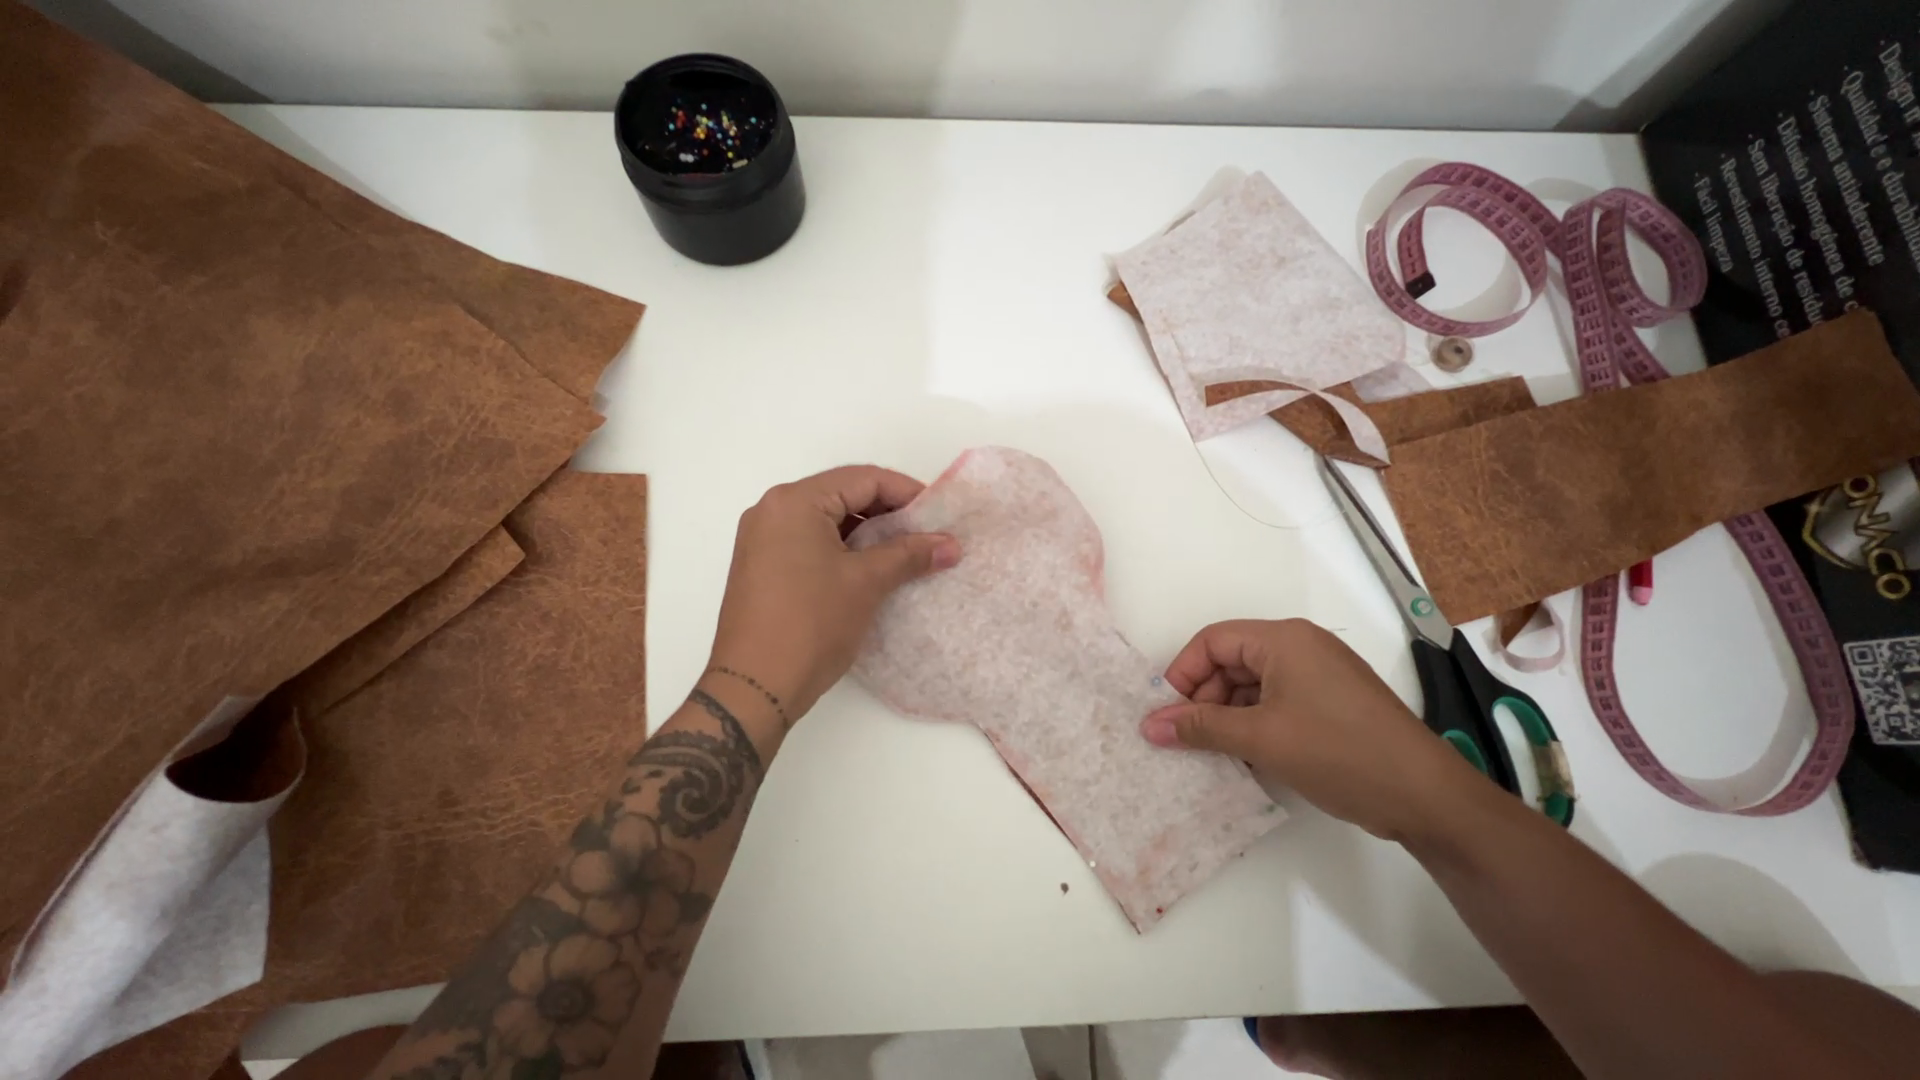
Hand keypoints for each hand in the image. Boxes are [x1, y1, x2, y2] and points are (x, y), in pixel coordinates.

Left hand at [708, 465, 960, 725]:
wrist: (754, 687)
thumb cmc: (811, 625)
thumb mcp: (867, 583)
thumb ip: (910, 555)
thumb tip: (951, 544)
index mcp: (794, 502)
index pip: (862, 479)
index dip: (907, 492)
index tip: (939, 514)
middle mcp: (772, 511)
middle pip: (843, 495)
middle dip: (888, 513)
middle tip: (927, 534)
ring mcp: (762, 540)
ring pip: (827, 521)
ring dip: (868, 534)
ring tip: (906, 554)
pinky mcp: (762, 567)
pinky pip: (810, 543)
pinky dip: (843, 550)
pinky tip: (871, 571)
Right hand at [1138, 619, 1488, 842]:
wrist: (1424, 795)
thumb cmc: (1337, 752)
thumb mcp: (1260, 738)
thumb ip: (1201, 728)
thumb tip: (1149, 725)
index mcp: (1284, 640)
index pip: (1213, 641)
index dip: (1182, 673)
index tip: (1166, 714)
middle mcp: (1301, 648)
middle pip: (1231, 662)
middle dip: (1204, 699)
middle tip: (1187, 740)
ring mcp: (1320, 676)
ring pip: (1252, 686)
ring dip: (1227, 716)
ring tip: (1213, 754)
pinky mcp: (1331, 705)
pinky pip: (1277, 703)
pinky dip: (1254, 725)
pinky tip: (1245, 758)